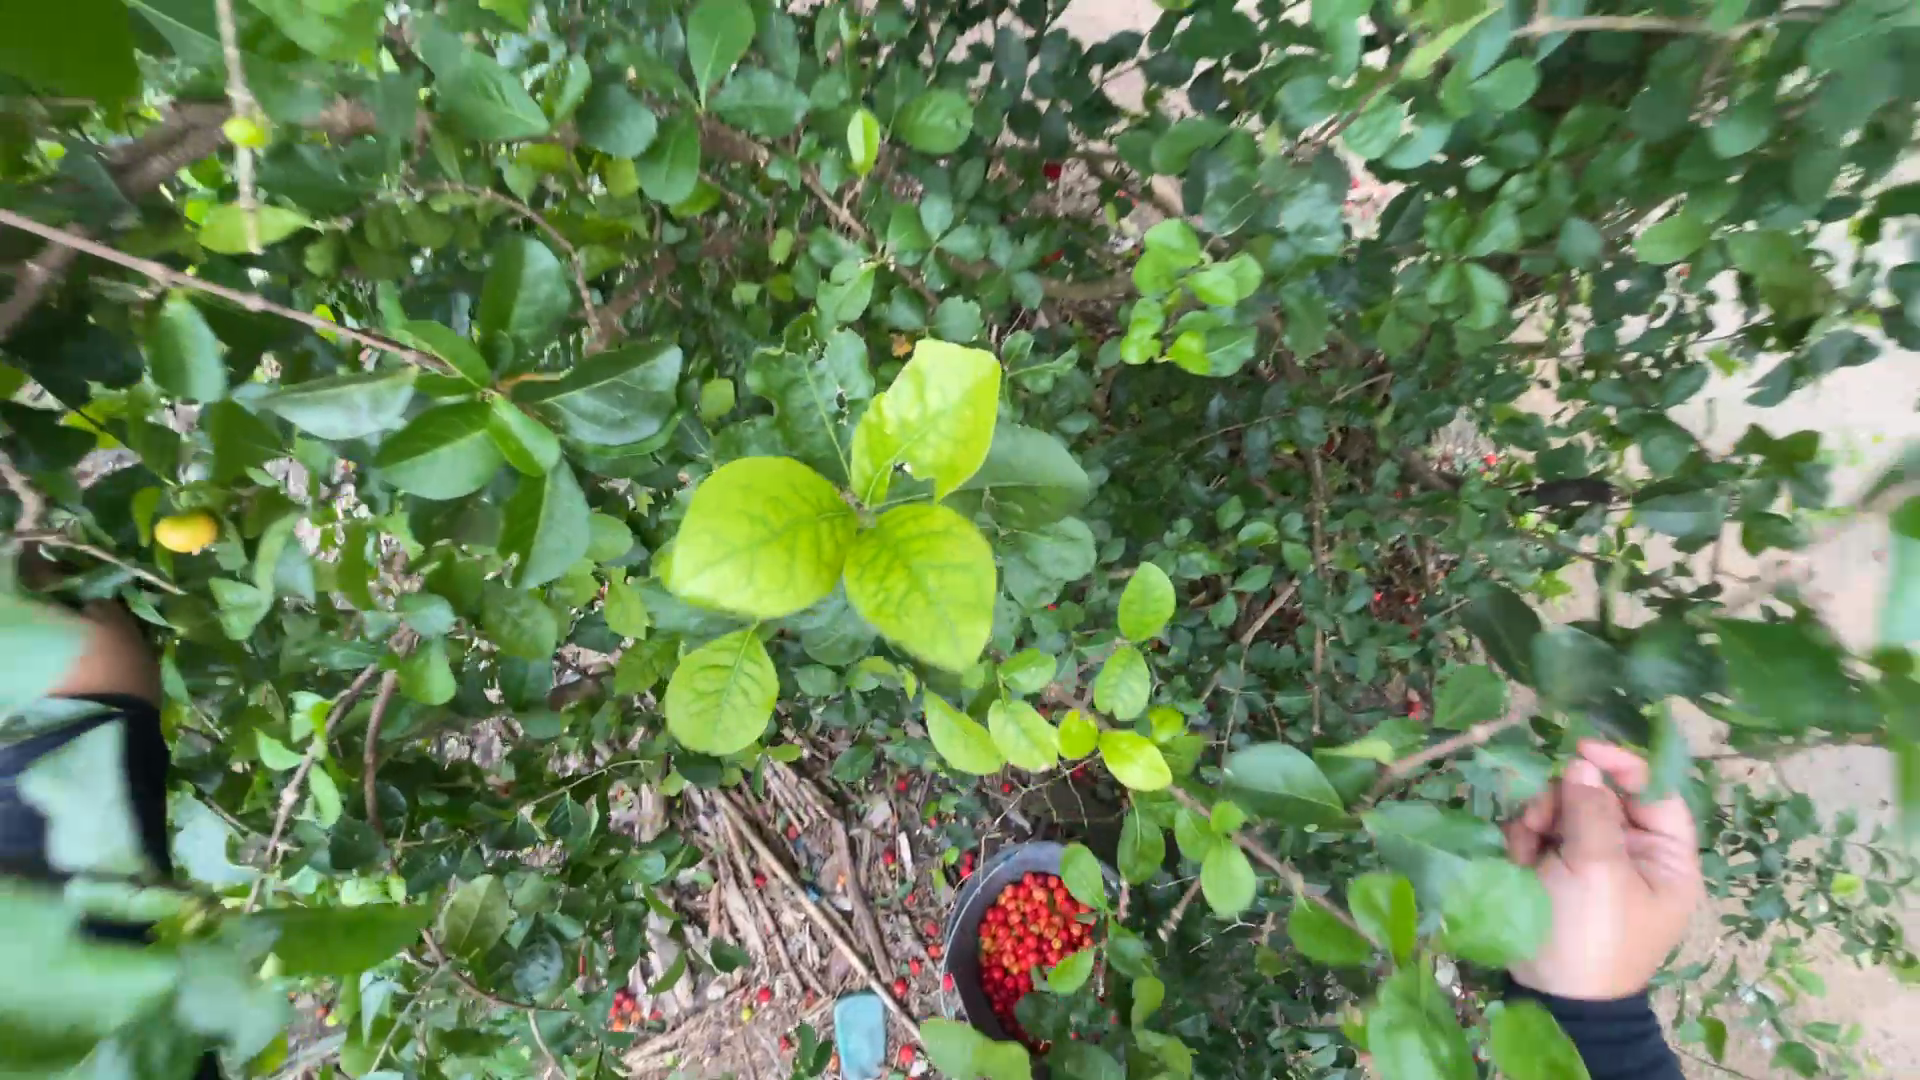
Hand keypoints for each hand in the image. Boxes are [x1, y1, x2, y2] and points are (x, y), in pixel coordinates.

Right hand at [1503, 739, 1703, 1000]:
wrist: (1552, 988)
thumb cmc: (1593, 931)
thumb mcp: (1598, 869)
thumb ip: (1591, 811)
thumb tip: (1582, 762)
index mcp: (1663, 858)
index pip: (1653, 793)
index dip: (1621, 765)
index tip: (1580, 746)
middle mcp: (1627, 850)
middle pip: (1595, 794)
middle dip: (1563, 799)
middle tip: (1542, 819)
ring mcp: (1585, 856)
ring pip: (1557, 806)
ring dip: (1536, 817)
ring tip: (1528, 847)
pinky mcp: (1548, 862)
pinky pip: (1533, 826)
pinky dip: (1521, 835)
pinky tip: (1518, 857)